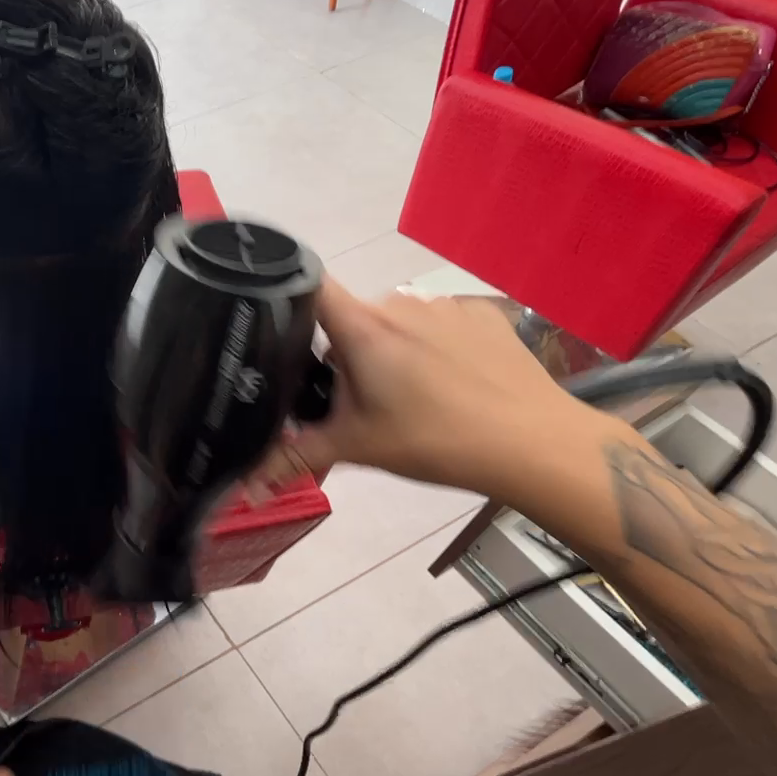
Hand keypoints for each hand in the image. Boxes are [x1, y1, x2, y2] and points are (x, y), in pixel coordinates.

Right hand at [249, 278, 618, 498]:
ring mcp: (445, 305)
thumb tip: (244, 490)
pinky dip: (432, 346)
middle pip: (352, 316)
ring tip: (408, 396)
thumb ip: (294, 461)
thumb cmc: (433, 441)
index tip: (280, 324)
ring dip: (389, 348)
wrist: (533, 444)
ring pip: (396, 321)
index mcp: (362, 329)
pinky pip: (439, 323)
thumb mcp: (356, 449)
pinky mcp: (483, 314)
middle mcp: (399, 303)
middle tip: (356, 399)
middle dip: (346, 350)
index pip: (310, 285)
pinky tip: (449, 383)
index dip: (289, 295)